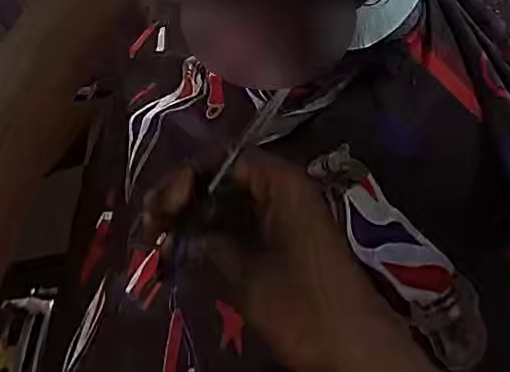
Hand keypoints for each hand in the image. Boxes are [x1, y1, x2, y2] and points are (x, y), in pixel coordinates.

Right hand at [144, 152, 433, 371]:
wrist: (358, 351)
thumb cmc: (307, 309)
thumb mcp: (250, 279)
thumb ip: (212, 246)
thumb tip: (179, 230)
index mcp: (280, 182)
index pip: (224, 158)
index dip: (188, 177)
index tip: (163, 208)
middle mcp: (281, 186)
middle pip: (222, 174)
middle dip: (183, 196)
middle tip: (151, 223)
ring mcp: (281, 211)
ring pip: (226, 198)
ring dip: (192, 215)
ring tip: (158, 238)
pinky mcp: (280, 236)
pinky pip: (238, 220)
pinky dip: (211, 232)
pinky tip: (183, 249)